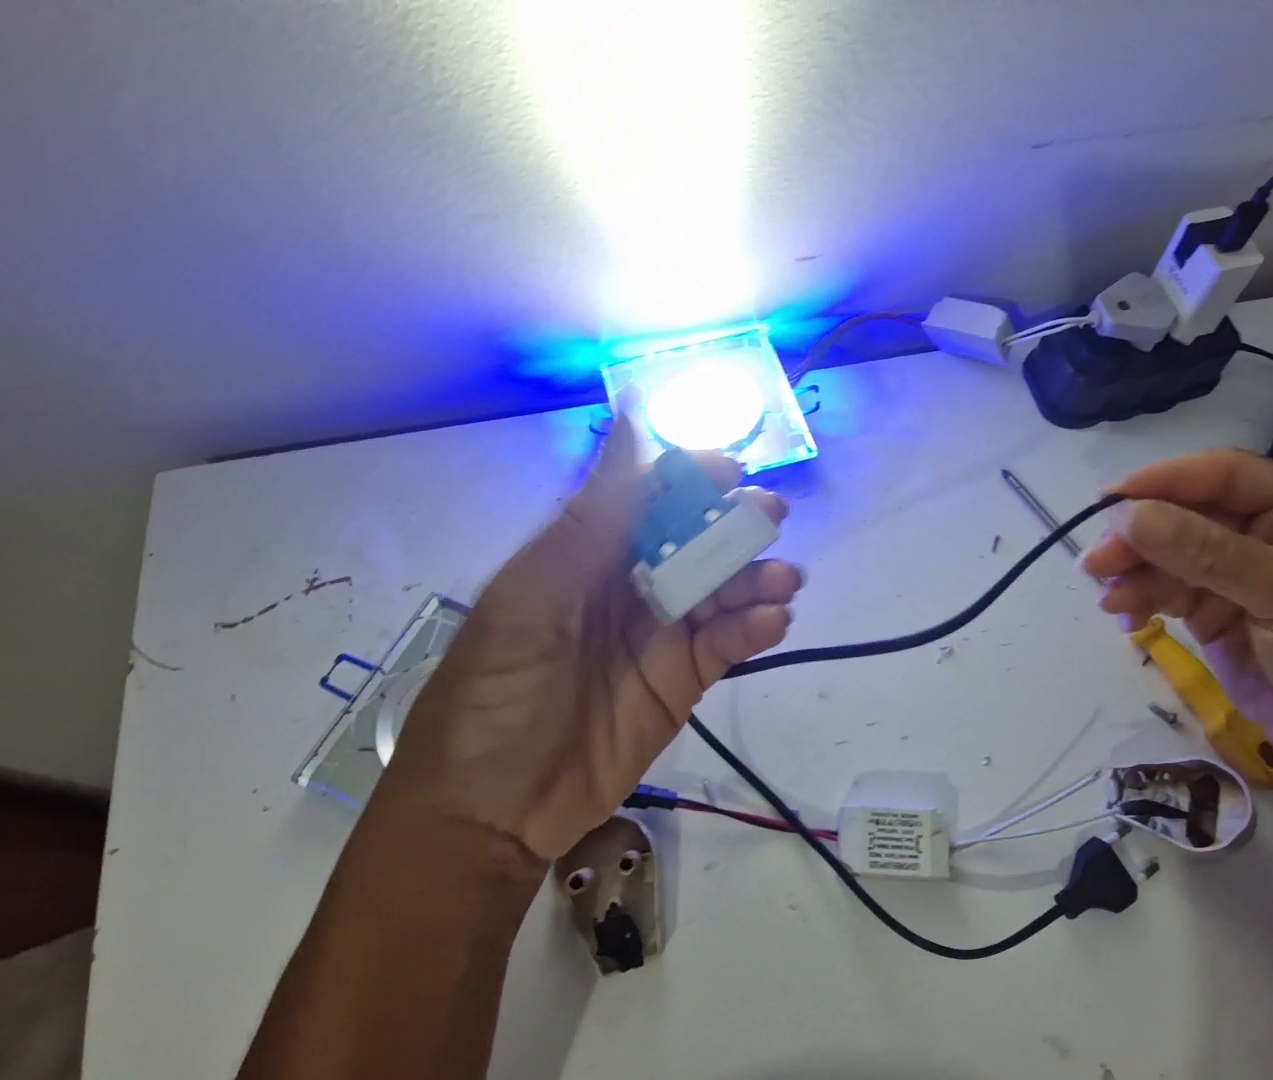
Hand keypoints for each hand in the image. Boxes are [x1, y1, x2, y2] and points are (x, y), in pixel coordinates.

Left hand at [380, 420, 802, 858]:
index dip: (685, 478)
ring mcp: (657, 635)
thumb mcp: (531, 602)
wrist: (489, 812)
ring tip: (783, 580)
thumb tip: (627, 425)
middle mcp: (624, 585)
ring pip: (719, 589)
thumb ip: (590, 521)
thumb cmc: (493, 695)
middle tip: (771, 513)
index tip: (728, 468)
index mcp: (580, 556)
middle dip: (732, 522)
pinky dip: (754, 628)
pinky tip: (772, 622)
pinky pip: (726, 643)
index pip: (643, 499)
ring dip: (755, 577)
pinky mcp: (681, 681)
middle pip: (691, 539)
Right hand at [1082, 449, 1272, 763]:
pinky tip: (1123, 614)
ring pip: (1168, 554)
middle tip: (1096, 561)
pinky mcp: (1213, 610)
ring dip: (1133, 571)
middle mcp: (1266, 530)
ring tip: (1108, 596)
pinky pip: (1166, 591)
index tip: (1110, 500)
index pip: (1223, 475)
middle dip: (1140, 535)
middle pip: (1185, 514)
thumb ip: (1207, 552)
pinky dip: (1140, 599)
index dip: (1166, 481)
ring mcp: (1236, 572)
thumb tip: (1128, 515)